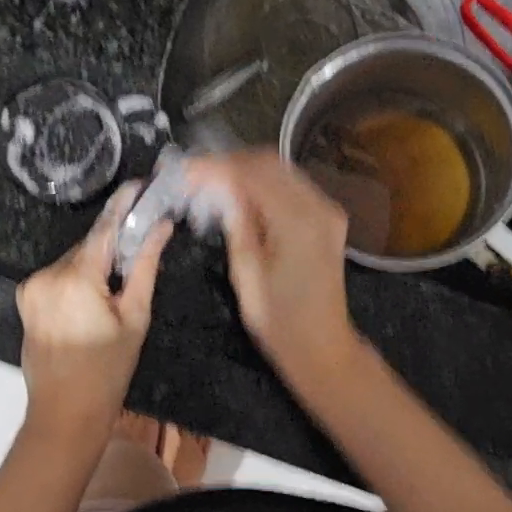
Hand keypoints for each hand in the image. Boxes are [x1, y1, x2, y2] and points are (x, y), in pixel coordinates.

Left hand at [16, 183, 172, 433]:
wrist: (65, 412)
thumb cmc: (108, 370)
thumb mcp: (135, 317)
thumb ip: (146, 267)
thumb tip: (161, 227)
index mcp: (76, 277)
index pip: (104, 228)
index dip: (123, 204)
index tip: (140, 184)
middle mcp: (47, 273)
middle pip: (88, 245)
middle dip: (113, 247)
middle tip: (140, 252)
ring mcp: (32, 286)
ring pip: (73, 260)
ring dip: (95, 265)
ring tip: (115, 292)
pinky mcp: (26, 298)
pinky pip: (58, 275)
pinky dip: (78, 278)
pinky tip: (92, 303)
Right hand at [185, 149, 359, 375]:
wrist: (322, 347)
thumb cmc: (279, 321)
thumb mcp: (246, 273)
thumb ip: (236, 222)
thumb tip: (219, 189)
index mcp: (297, 220)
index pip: (250, 174)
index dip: (214, 167)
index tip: (183, 171)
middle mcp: (319, 206)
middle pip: (269, 163)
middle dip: (228, 163)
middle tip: (194, 174)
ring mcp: (327, 211)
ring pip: (281, 171)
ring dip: (245, 171)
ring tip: (210, 182)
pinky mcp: (327, 219)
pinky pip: (291, 187)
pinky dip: (263, 184)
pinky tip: (240, 195)